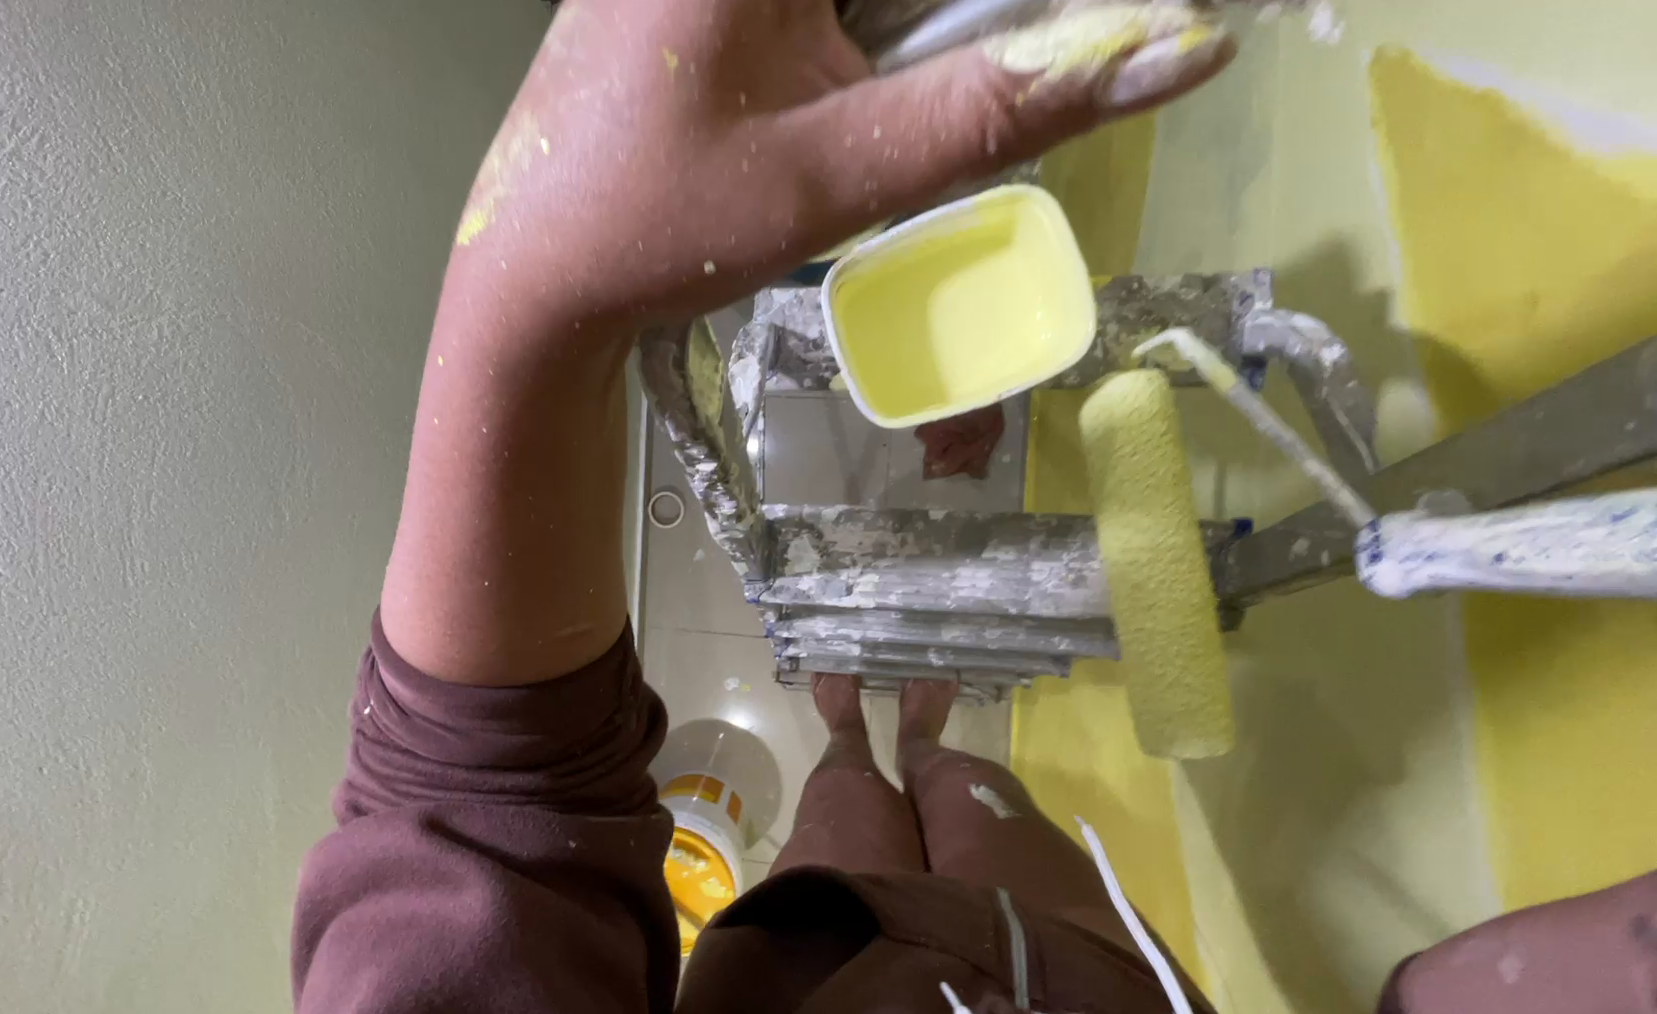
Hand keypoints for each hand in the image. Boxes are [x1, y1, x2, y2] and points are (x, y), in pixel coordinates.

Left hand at [447, 0, 1235, 328]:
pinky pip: (803, 5)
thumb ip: (997, 111)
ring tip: (838, 139)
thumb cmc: (663, 234)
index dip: (1010, 16)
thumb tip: (1177, 48)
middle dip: (943, 36)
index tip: (1058, 44)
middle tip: (929, 106)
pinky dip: (851, 35)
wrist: (539, 282)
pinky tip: (832, 92)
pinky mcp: (681, 1)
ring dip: (901, 38)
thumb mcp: (834, 180)